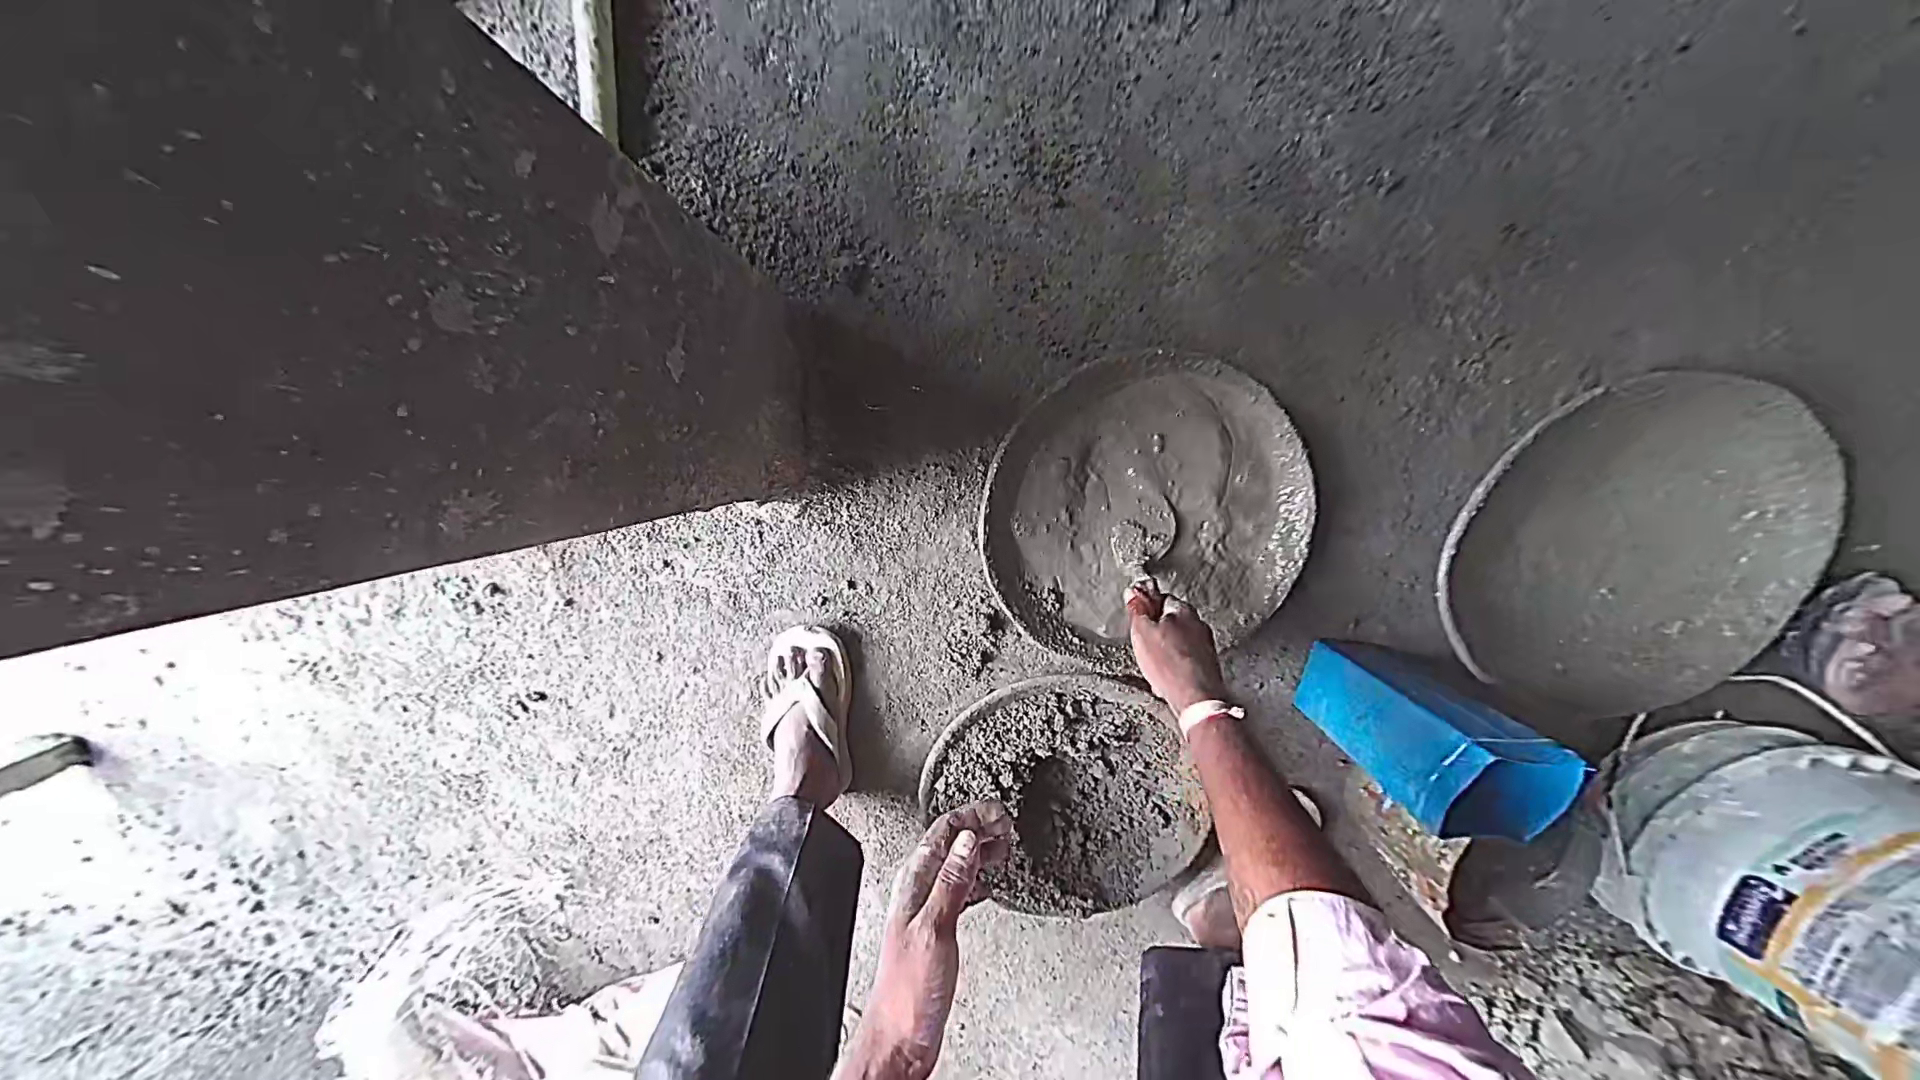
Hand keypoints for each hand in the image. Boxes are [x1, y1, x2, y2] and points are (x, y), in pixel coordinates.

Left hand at [838, 800, 1012, 1079]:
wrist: (899, 1037)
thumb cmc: (909, 989)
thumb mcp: (935, 928)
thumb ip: (952, 881)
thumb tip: (968, 839)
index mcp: (915, 880)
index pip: (945, 829)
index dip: (974, 815)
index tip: (1000, 813)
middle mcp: (921, 888)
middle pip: (952, 840)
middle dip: (981, 826)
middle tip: (1008, 824)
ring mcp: (930, 906)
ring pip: (958, 861)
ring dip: (981, 847)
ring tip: (1005, 842)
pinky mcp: (940, 925)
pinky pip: (961, 886)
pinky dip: (979, 874)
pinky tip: (990, 879)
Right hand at [1126, 581, 1228, 715]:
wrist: (1195, 698)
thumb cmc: (1169, 664)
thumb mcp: (1142, 632)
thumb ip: (1137, 610)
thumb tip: (1132, 592)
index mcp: (1183, 610)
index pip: (1161, 598)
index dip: (1146, 610)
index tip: (1137, 620)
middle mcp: (1199, 624)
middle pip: (1170, 621)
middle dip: (1156, 632)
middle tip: (1143, 644)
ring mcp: (1205, 645)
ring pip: (1177, 642)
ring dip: (1164, 650)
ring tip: (1154, 665)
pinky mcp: (1207, 665)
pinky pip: (1184, 660)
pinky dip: (1173, 666)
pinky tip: (1165, 677)